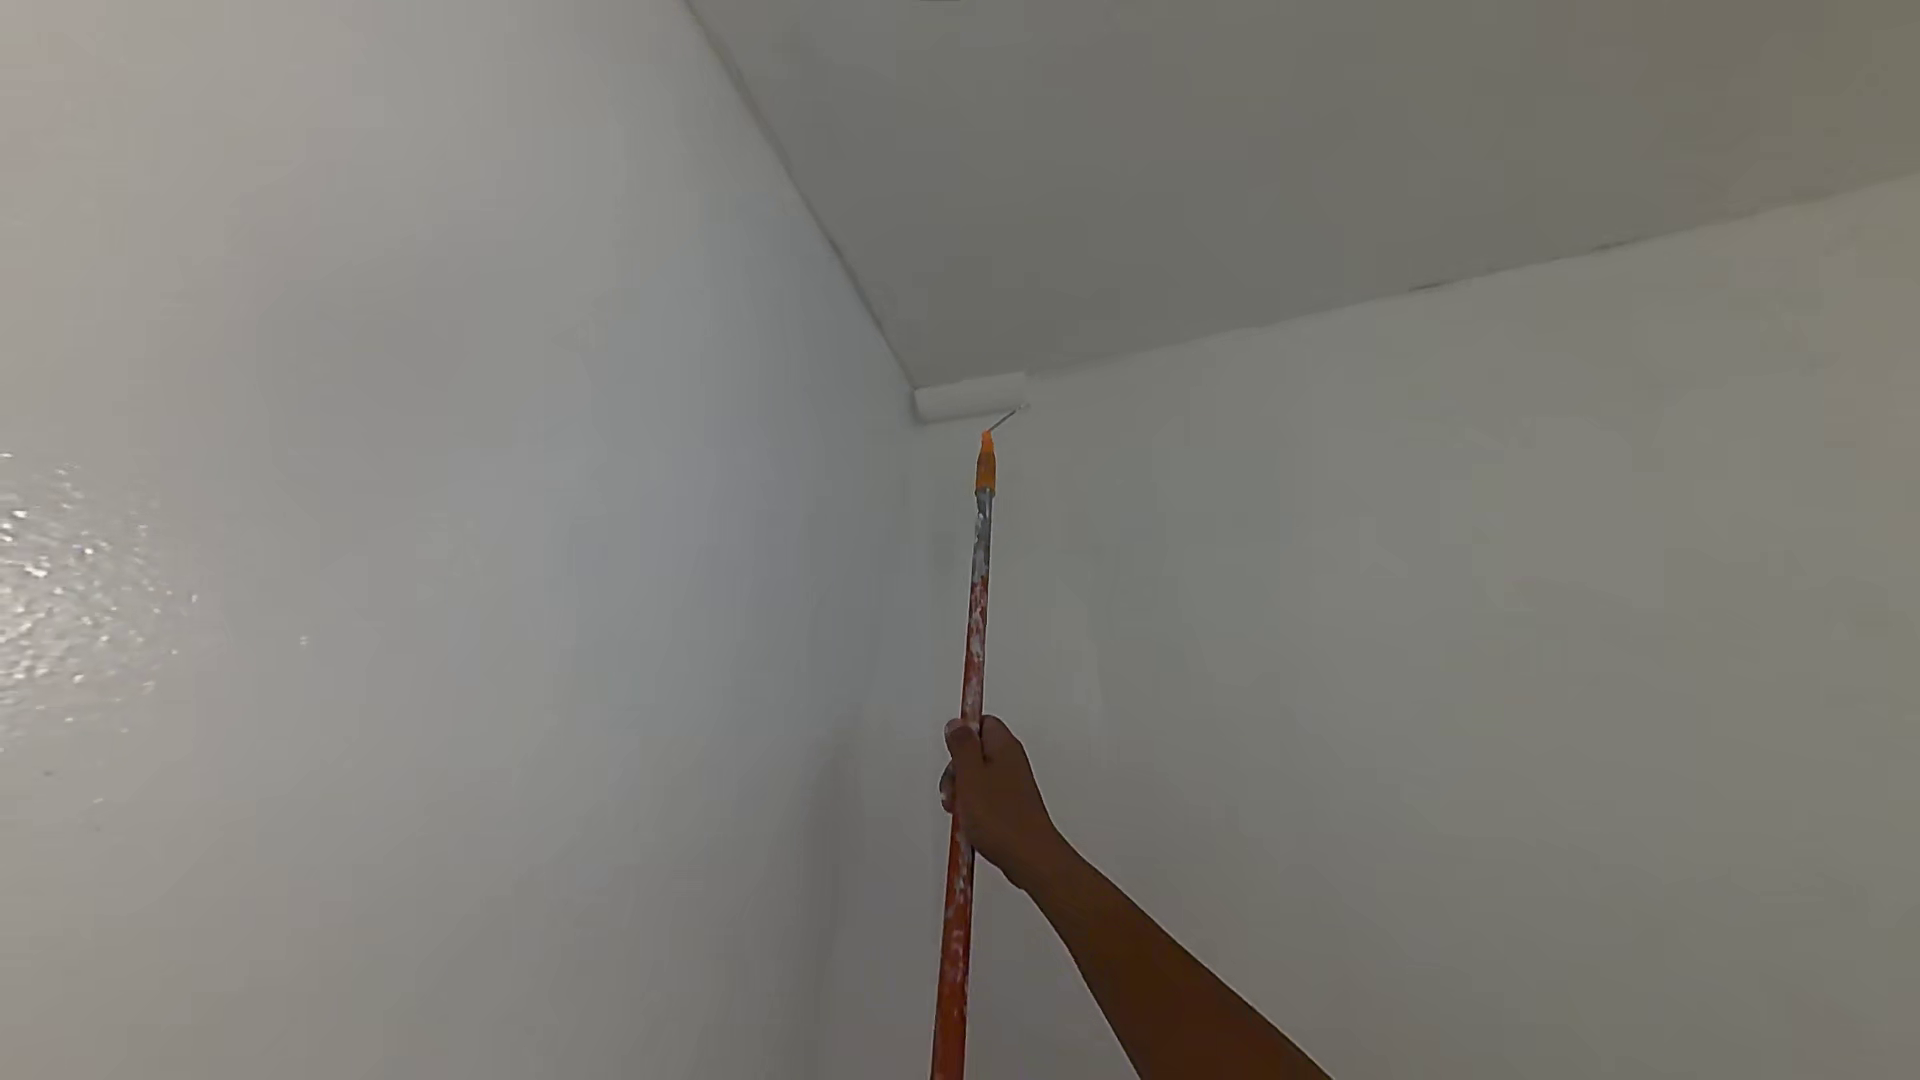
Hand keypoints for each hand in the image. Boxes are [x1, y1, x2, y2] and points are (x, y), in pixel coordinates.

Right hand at [940, 715, 1070, 891]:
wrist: (1029, 857)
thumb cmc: (999, 817)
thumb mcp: (970, 775)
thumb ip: (962, 745)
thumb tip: (957, 723)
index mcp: (1003, 746)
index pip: (981, 722)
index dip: (962, 735)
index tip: (953, 756)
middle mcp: (1010, 760)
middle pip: (975, 751)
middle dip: (957, 770)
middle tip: (954, 791)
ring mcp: (1011, 784)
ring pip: (976, 777)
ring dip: (962, 793)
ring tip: (961, 813)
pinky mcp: (1010, 805)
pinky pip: (984, 797)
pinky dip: (972, 808)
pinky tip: (969, 825)